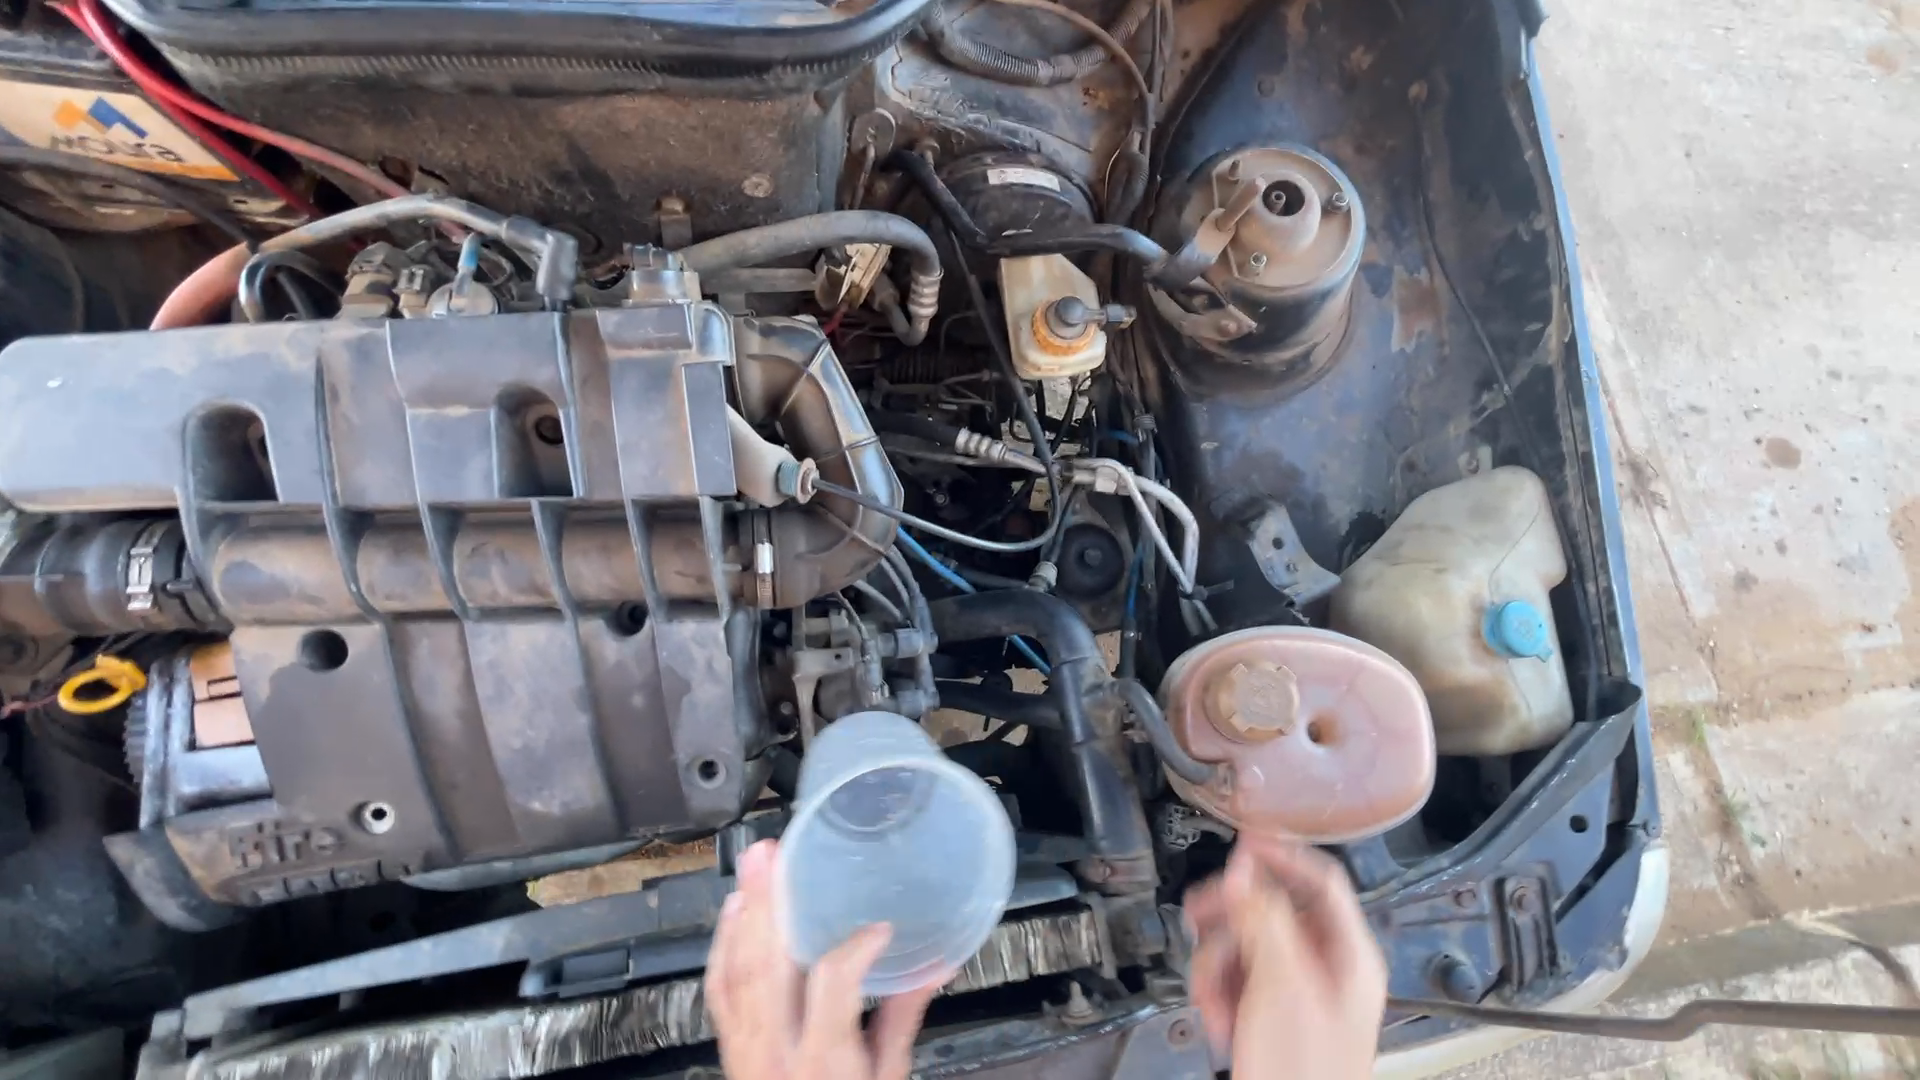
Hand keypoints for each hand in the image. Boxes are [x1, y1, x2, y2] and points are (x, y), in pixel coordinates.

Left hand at [705, 839, 937, 1079]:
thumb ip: (904, 1017)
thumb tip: (938, 962)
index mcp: (824, 1062)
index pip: (834, 983)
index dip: (857, 946)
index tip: (881, 926)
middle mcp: (776, 1053)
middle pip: (765, 967)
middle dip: (768, 903)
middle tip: (773, 852)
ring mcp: (745, 1053)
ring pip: (736, 974)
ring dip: (743, 913)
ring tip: (753, 866)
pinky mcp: (731, 1052)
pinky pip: (719, 994)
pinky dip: (723, 947)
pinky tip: (733, 912)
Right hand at [1183, 838, 1387, 1079]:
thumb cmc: (1302, 1071)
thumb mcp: (1281, 985)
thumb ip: (1263, 918)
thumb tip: (1244, 869)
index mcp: (1348, 954)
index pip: (1320, 879)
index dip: (1281, 852)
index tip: (1243, 837)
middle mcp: (1325, 963)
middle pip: (1271, 907)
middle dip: (1230, 916)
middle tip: (1198, 914)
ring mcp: (1297, 986)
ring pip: (1245, 937)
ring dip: (1216, 960)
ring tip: (1209, 992)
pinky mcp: (1269, 1006)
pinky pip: (1235, 970)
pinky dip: (1217, 986)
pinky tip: (1215, 1012)